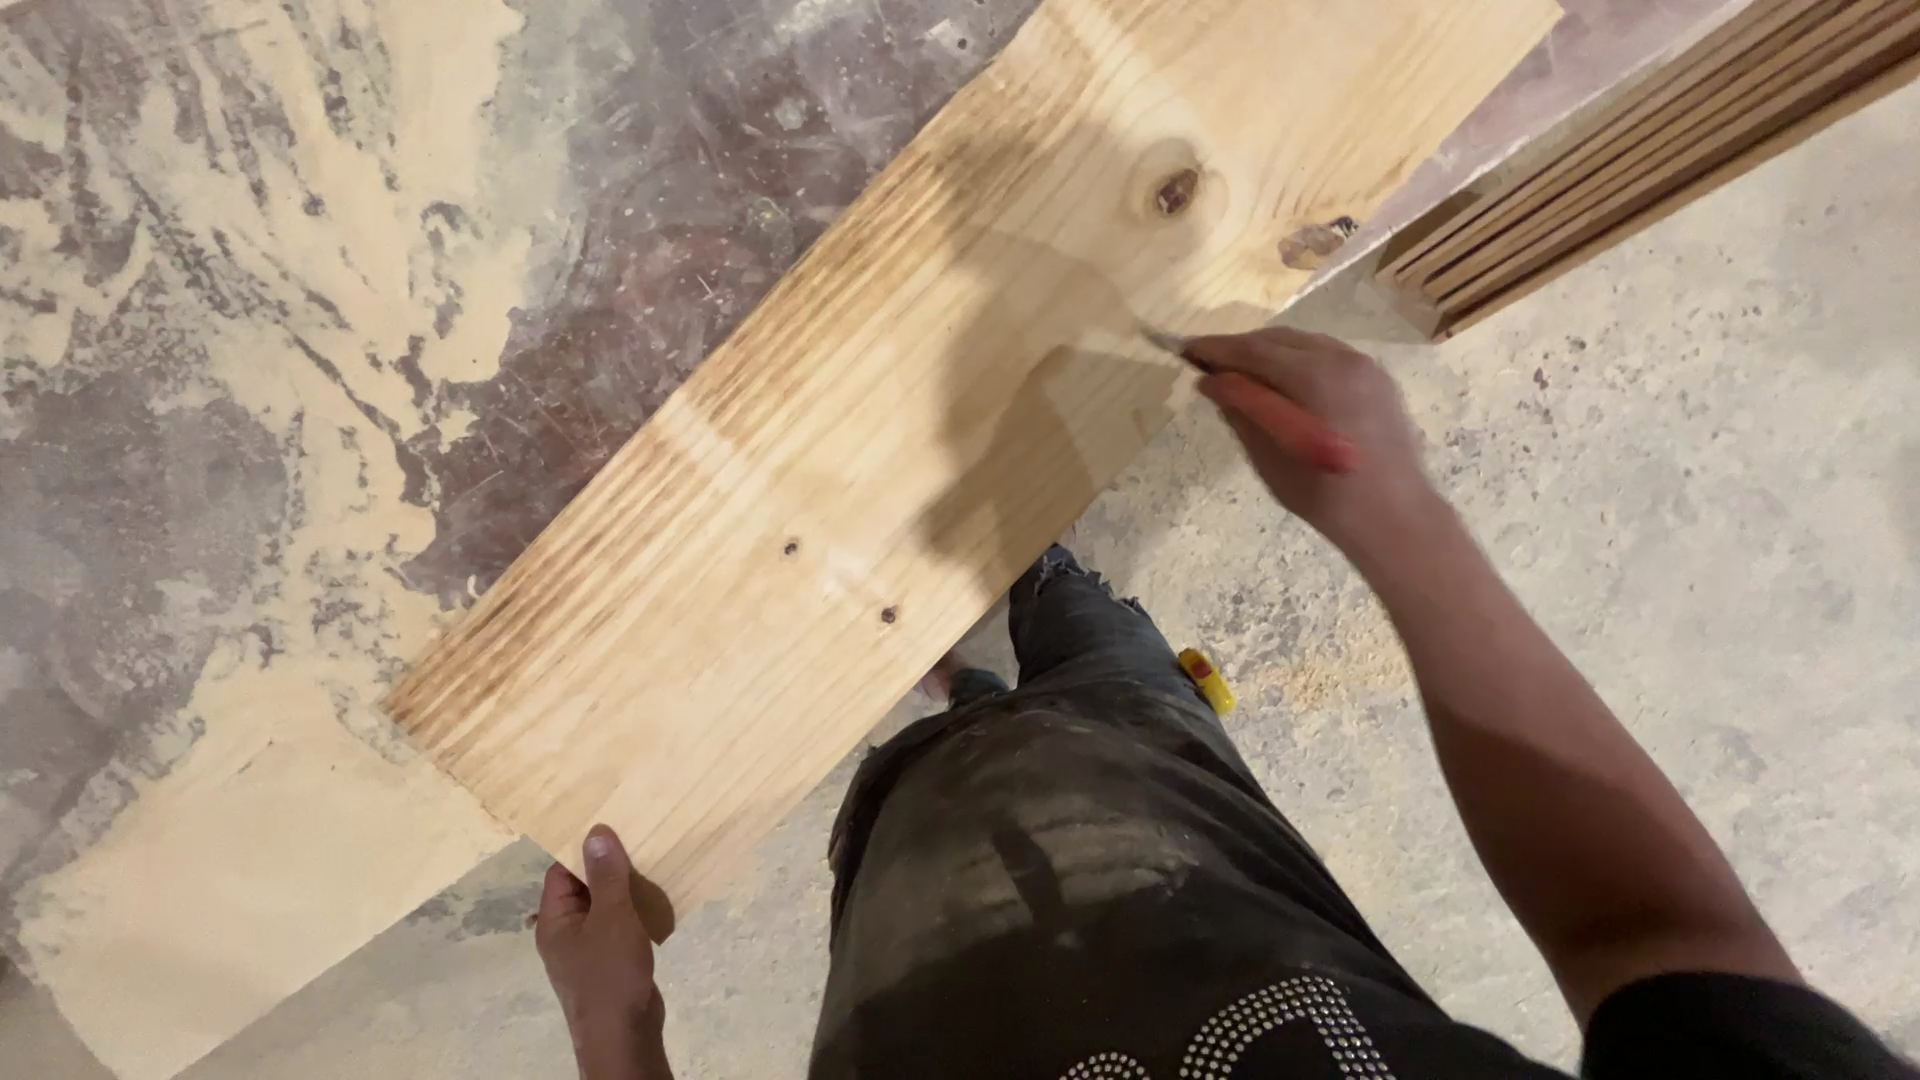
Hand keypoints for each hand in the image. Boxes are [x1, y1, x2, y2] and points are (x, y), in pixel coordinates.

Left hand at [536, 825, 672, 1079]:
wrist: (624, 1034)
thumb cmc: (611, 973)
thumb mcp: (612, 916)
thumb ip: (606, 874)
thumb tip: (596, 831)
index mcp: (554, 921)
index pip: (562, 871)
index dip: (585, 849)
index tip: (616, 825)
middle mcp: (564, 933)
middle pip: (582, 886)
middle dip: (609, 865)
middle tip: (640, 838)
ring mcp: (586, 949)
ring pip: (603, 905)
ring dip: (624, 887)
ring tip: (652, 862)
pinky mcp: (608, 961)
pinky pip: (617, 924)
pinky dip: (633, 909)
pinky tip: (655, 899)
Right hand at [1186, 327, 1446, 559]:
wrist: (1394, 515)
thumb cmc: (1325, 495)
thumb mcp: (1269, 456)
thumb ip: (1241, 410)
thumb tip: (1211, 382)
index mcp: (1315, 377)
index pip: (1253, 350)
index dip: (1215, 348)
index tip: (1185, 349)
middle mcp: (1342, 359)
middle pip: (1278, 340)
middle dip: (1239, 349)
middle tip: (1206, 363)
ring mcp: (1364, 366)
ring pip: (1303, 344)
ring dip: (1266, 353)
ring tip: (1238, 374)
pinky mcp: (1376, 379)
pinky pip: (1325, 356)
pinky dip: (1294, 361)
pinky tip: (1279, 383)